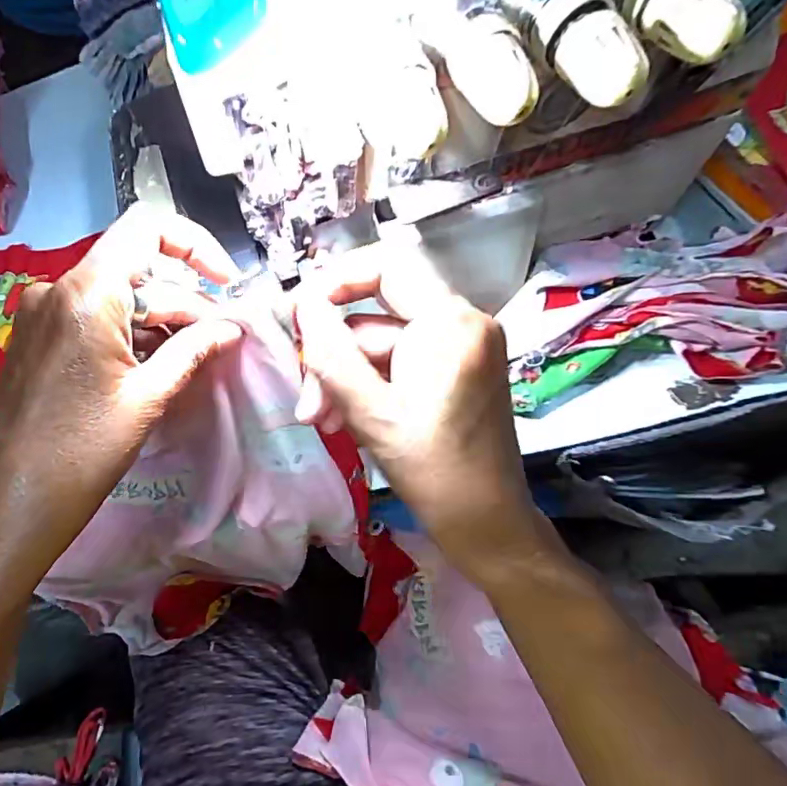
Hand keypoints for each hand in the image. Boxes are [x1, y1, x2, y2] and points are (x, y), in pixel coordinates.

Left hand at [0, 205, 243, 589]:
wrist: (10, 503)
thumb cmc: (83, 453)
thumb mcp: (147, 398)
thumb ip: (193, 350)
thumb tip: (232, 326)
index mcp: (85, 293)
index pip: (148, 228)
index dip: (196, 245)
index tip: (226, 283)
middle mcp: (56, 289)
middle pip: (134, 268)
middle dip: (182, 299)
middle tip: (219, 340)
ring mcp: (39, 314)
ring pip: (113, 296)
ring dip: (156, 320)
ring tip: (190, 358)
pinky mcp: (33, 339)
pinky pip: (89, 318)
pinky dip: (125, 334)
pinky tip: (151, 366)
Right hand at [292, 247, 564, 573]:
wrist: (486, 521)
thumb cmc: (432, 469)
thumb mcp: (369, 411)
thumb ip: (329, 353)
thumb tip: (302, 305)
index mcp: (451, 324)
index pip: (388, 264)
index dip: (336, 279)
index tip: (300, 312)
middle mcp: (464, 323)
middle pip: (377, 314)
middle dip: (335, 355)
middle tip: (309, 399)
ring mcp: (462, 348)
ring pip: (382, 344)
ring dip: (347, 379)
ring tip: (327, 422)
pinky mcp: (457, 371)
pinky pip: (400, 362)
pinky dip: (370, 386)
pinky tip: (349, 420)